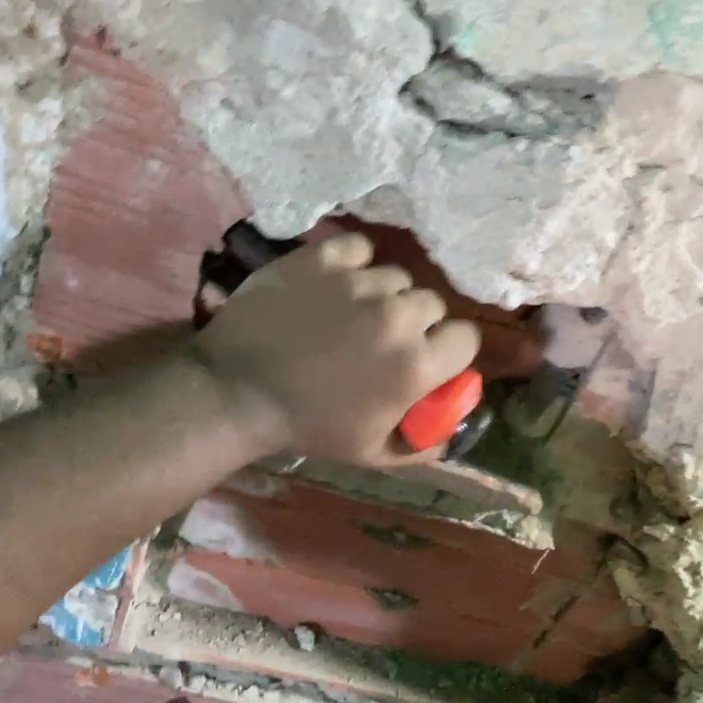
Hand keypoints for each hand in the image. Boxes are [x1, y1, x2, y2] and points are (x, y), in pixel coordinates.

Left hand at [186, 232, 479, 465]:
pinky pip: (359, 249)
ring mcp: (358, 283)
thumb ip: (421, 447)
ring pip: (395, 276)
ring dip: (383, 293)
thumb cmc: (307, 426)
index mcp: (414, 365)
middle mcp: (396, 317)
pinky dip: (353, 263)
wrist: (236, 392)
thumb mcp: (370, 453)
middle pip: (432, 304)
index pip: (466, 338)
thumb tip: (450, 434)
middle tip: (383, 337)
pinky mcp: (323, 259)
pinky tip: (337, 282)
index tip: (428, 355)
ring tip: (353, 311)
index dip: (449, 348)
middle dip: (416, 321)